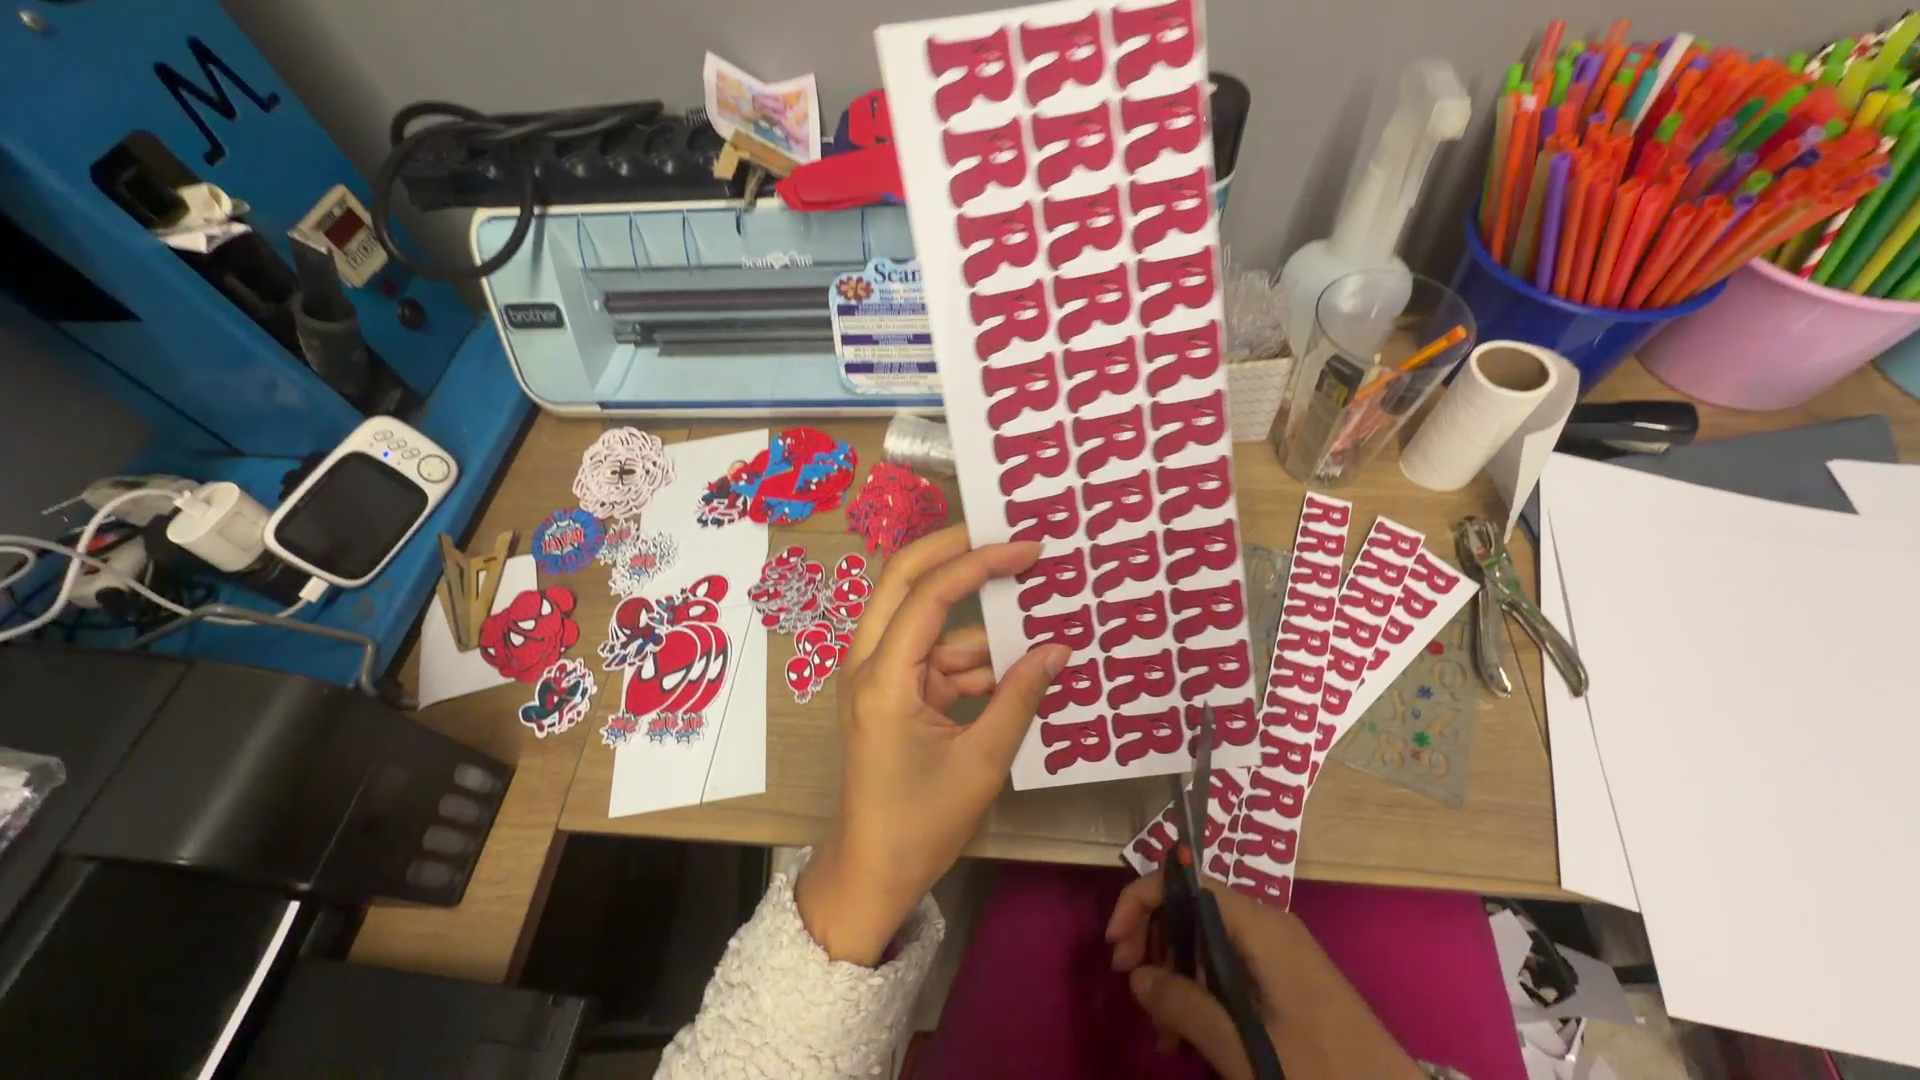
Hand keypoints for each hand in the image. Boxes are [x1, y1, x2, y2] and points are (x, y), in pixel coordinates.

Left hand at [795, 527, 1070, 964]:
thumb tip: (1060, 648)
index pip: (928, 594)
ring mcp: (879, 677)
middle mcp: (870, 664)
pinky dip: (974, 659)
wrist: (874, 872)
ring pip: (924, 621)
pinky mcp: (893, 693)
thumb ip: (1020, 697)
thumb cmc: (921, 823)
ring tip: (1034, 605)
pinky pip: (934, 657)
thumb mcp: (982, 761)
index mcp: (883, 678)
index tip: (1027, 547)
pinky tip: (1020, 665)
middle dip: (954, 551)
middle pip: (904, 582)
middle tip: (1005, 532)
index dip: (979, 563)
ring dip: (976, 618)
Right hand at [1106, 872, 1425, 1079]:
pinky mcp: (1286, 985)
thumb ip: (1185, 1006)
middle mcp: (1268, 928)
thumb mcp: (1244, 1047)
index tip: (1116, 951)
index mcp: (1260, 927)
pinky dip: (1201, 997)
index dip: (1142, 903)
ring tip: (1163, 1036)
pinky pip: (1228, 973)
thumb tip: (1137, 976)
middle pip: (1191, 912)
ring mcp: (1279, 956)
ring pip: (1206, 946)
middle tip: (1134, 995)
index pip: (1187, 883)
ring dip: (1175, 981)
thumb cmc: (1322, 1074)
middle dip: (1155, 948)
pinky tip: (1189, 1039)